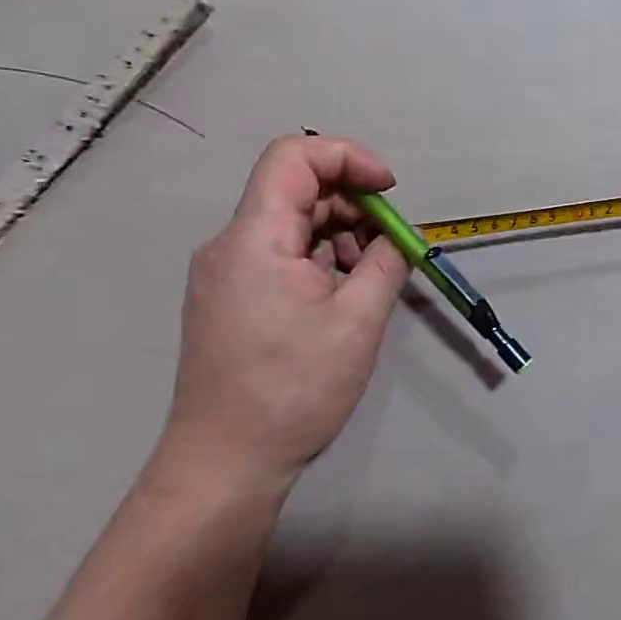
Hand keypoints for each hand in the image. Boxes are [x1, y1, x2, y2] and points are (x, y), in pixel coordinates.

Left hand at [155, 134, 410, 494]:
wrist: (224, 463)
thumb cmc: (293, 392)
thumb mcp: (357, 324)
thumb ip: (384, 264)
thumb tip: (397, 239)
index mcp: (254, 237)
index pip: (294, 156)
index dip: (348, 157)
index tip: (388, 190)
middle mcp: (229, 244)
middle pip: (293, 190)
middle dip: (350, 205)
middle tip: (389, 246)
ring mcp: (223, 273)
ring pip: (286, 225)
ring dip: (335, 236)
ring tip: (367, 279)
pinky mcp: (226, 299)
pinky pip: (275, 256)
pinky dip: (313, 261)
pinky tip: (339, 296)